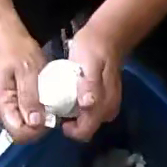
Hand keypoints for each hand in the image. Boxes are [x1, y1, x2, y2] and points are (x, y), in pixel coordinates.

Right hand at [0, 27, 50, 143]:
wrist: (7, 38)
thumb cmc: (16, 50)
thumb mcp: (27, 70)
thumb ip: (30, 97)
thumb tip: (35, 123)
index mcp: (2, 105)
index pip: (19, 133)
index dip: (36, 130)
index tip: (49, 116)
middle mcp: (4, 112)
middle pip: (23, 134)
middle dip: (40, 127)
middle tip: (53, 109)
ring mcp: (10, 110)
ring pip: (27, 128)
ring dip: (41, 121)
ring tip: (51, 105)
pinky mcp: (17, 105)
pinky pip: (29, 118)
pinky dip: (40, 114)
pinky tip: (46, 102)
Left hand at [63, 26, 124, 142]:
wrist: (107, 35)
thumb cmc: (94, 48)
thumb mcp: (89, 62)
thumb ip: (90, 85)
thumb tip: (88, 105)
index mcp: (104, 104)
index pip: (86, 131)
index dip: (70, 129)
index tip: (59, 116)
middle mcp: (108, 110)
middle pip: (86, 128)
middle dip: (71, 123)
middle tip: (58, 106)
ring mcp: (107, 106)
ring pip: (87, 121)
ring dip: (74, 116)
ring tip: (63, 100)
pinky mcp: (104, 101)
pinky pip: (89, 113)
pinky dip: (78, 109)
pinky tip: (71, 96)